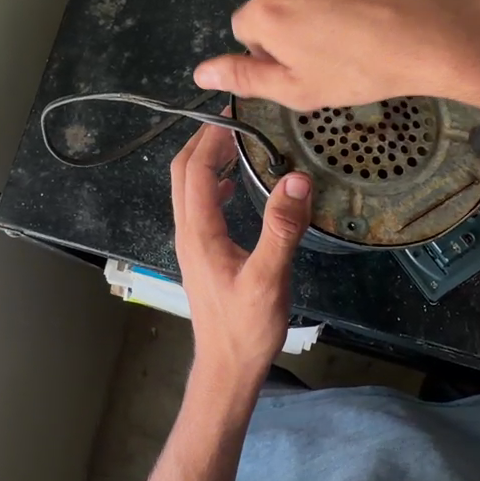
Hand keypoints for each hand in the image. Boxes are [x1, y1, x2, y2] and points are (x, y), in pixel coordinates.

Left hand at [169, 121, 312, 390]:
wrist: (226, 369)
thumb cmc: (246, 328)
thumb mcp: (269, 279)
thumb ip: (281, 229)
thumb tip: (296, 179)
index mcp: (198, 231)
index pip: (197, 169)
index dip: (211, 136)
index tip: (233, 111)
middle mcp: (187, 230)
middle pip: (183, 172)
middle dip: (203, 140)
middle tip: (235, 119)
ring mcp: (191, 242)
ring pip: (188, 187)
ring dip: (207, 159)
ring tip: (238, 142)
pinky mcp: (201, 253)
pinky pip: (199, 204)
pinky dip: (213, 183)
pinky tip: (236, 185)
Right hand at [194, 0, 479, 109]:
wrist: (435, 30)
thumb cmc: (363, 69)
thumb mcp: (298, 89)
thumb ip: (243, 76)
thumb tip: (200, 71)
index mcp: (265, 9)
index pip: (246, 29)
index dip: (272, 51)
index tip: (305, 64)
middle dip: (292, 19)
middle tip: (333, 46)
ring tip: (358, 23)